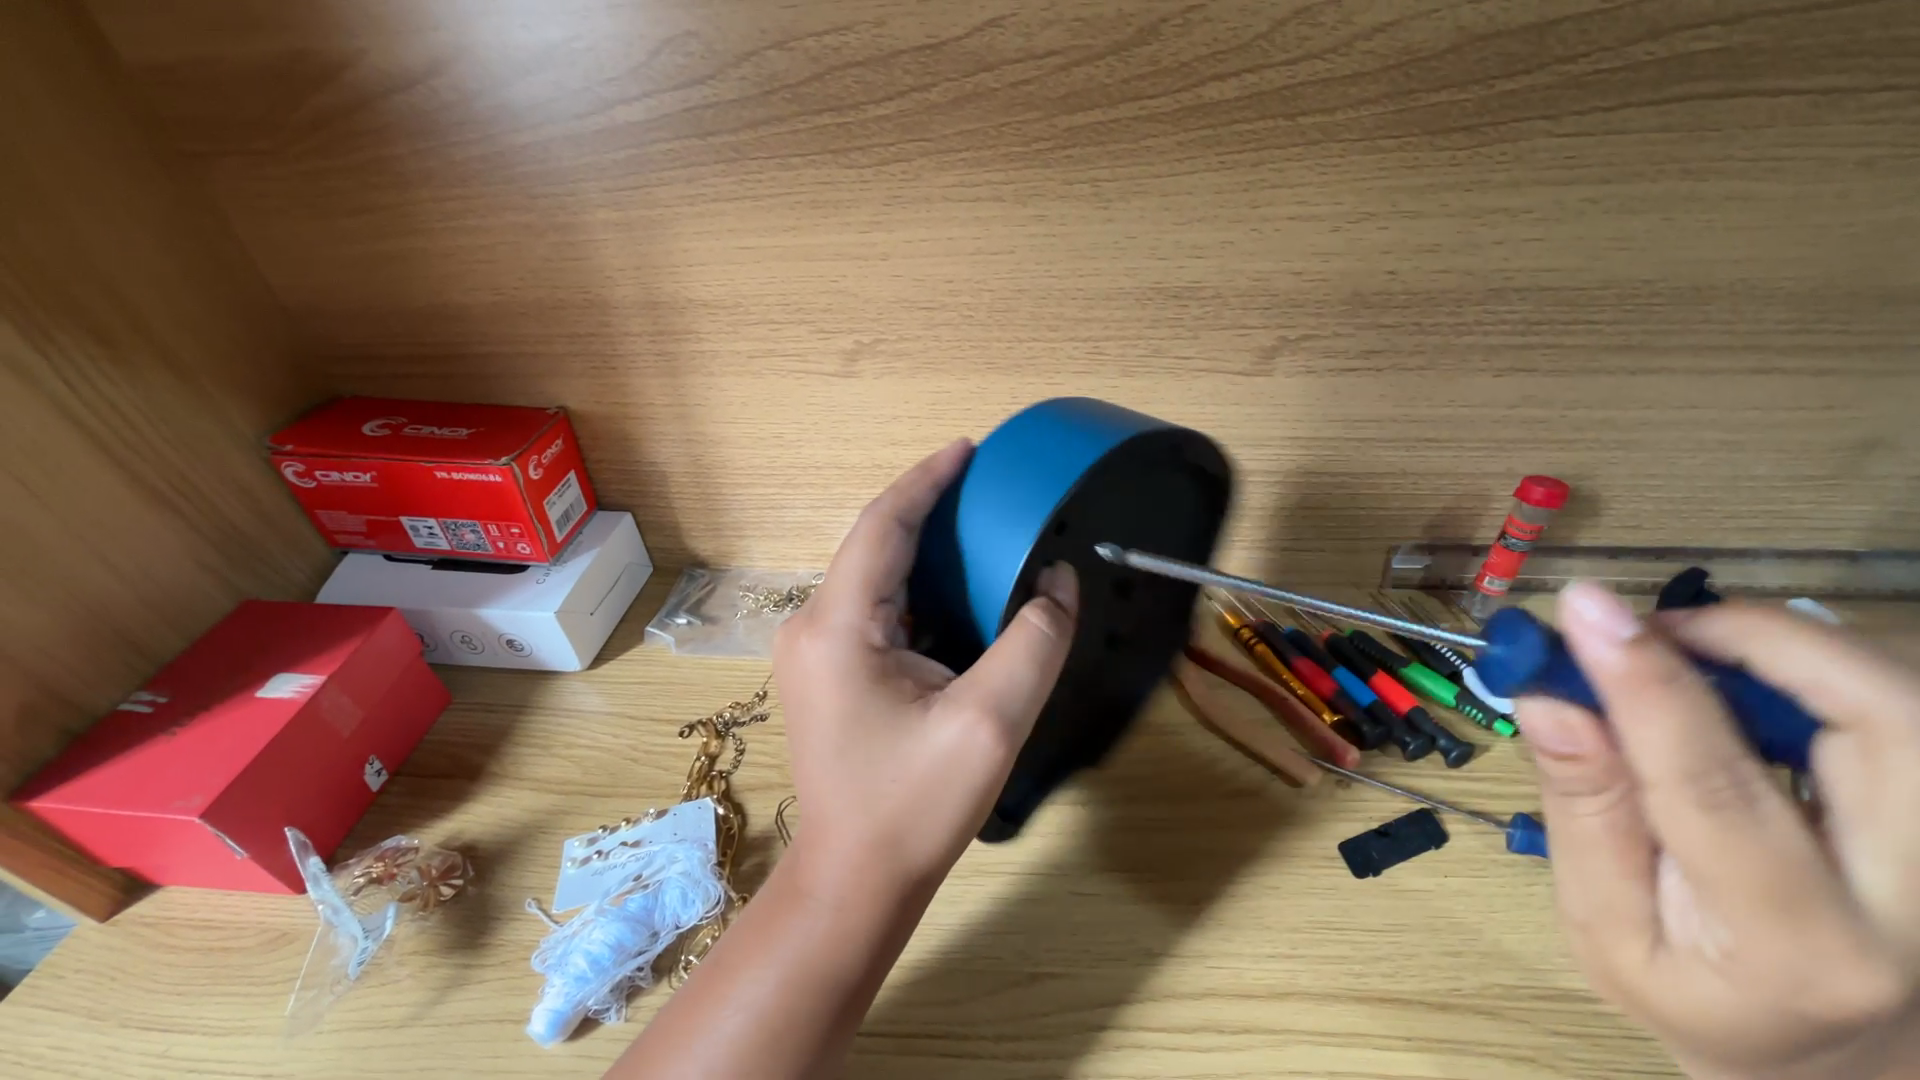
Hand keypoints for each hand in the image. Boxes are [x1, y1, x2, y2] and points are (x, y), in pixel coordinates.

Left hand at [773, 440, 1078, 894]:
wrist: (856, 879)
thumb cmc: (915, 805)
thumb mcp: (991, 722)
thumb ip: (1033, 643)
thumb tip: (1058, 583)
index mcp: (839, 624)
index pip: (883, 525)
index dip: (927, 479)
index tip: (970, 449)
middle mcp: (814, 626)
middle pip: (876, 544)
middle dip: (932, 510)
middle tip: (991, 489)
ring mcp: (815, 650)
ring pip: (876, 577)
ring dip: (926, 551)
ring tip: (985, 530)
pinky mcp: (828, 673)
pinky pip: (875, 609)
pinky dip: (919, 590)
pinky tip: (960, 591)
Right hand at [1517, 582, 1919, 1079]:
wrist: (1836, 1061)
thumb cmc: (1696, 997)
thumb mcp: (1604, 926)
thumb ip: (1582, 812)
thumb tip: (1549, 701)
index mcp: (1794, 943)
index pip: (1714, 788)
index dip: (1646, 686)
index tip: (1586, 607)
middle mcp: (1915, 900)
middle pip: (1886, 725)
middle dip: (1765, 639)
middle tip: (1660, 624)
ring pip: (1909, 704)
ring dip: (1793, 649)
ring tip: (1691, 652)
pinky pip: (1903, 714)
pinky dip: (1819, 672)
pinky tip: (1750, 688)